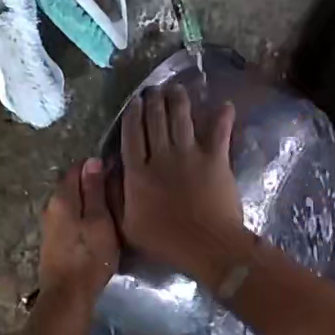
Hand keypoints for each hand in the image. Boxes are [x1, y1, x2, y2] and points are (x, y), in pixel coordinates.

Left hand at [37, 159, 119, 305]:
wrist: (67, 295)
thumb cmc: (89, 256)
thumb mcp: (99, 220)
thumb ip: (94, 190)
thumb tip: (92, 161)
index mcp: (61, 197)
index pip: (76, 169)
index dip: (95, 167)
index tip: (115, 172)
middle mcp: (50, 206)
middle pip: (71, 186)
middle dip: (91, 184)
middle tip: (116, 191)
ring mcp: (49, 224)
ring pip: (70, 203)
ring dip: (87, 203)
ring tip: (110, 210)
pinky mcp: (52, 240)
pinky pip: (68, 218)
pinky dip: (81, 217)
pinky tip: (95, 227)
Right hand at [119, 85, 251, 285]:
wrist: (207, 246)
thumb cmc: (165, 242)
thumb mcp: (127, 226)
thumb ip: (116, 198)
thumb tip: (108, 175)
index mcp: (138, 173)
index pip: (131, 135)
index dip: (132, 115)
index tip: (133, 101)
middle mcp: (161, 156)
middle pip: (155, 121)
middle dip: (153, 101)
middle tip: (153, 89)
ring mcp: (189, 155)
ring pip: (181, 119)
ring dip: (178, 101)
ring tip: (176, 89)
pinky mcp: (215, 159)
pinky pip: (219, 132)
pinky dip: (223, 117)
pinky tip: (225, 105)